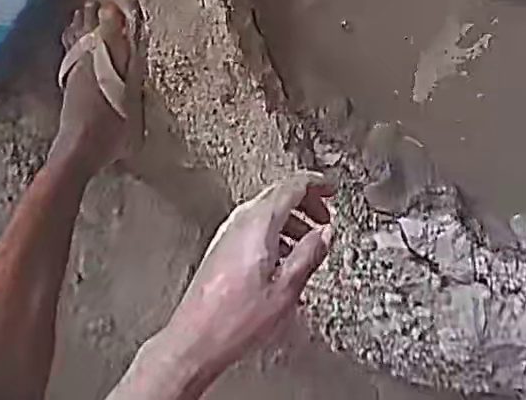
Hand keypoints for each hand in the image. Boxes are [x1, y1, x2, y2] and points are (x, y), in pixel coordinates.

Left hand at [131, 173, 333, 395]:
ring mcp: (230, 231)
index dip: (317, 184)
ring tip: (308, 240)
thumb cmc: (234, 319)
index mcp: (260, 221)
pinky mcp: (223, 245)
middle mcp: (243, 219)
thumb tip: (325, 234)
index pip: (294, 185)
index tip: (331, 189)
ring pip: (268, 209)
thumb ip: (310, 254)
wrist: (194, 341)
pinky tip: (283, 255)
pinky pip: (256, 224)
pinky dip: (276, 230)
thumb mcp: (286, 289)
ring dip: (292, 218)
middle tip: (325, 215)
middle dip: (307, 201)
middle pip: (280, 193)